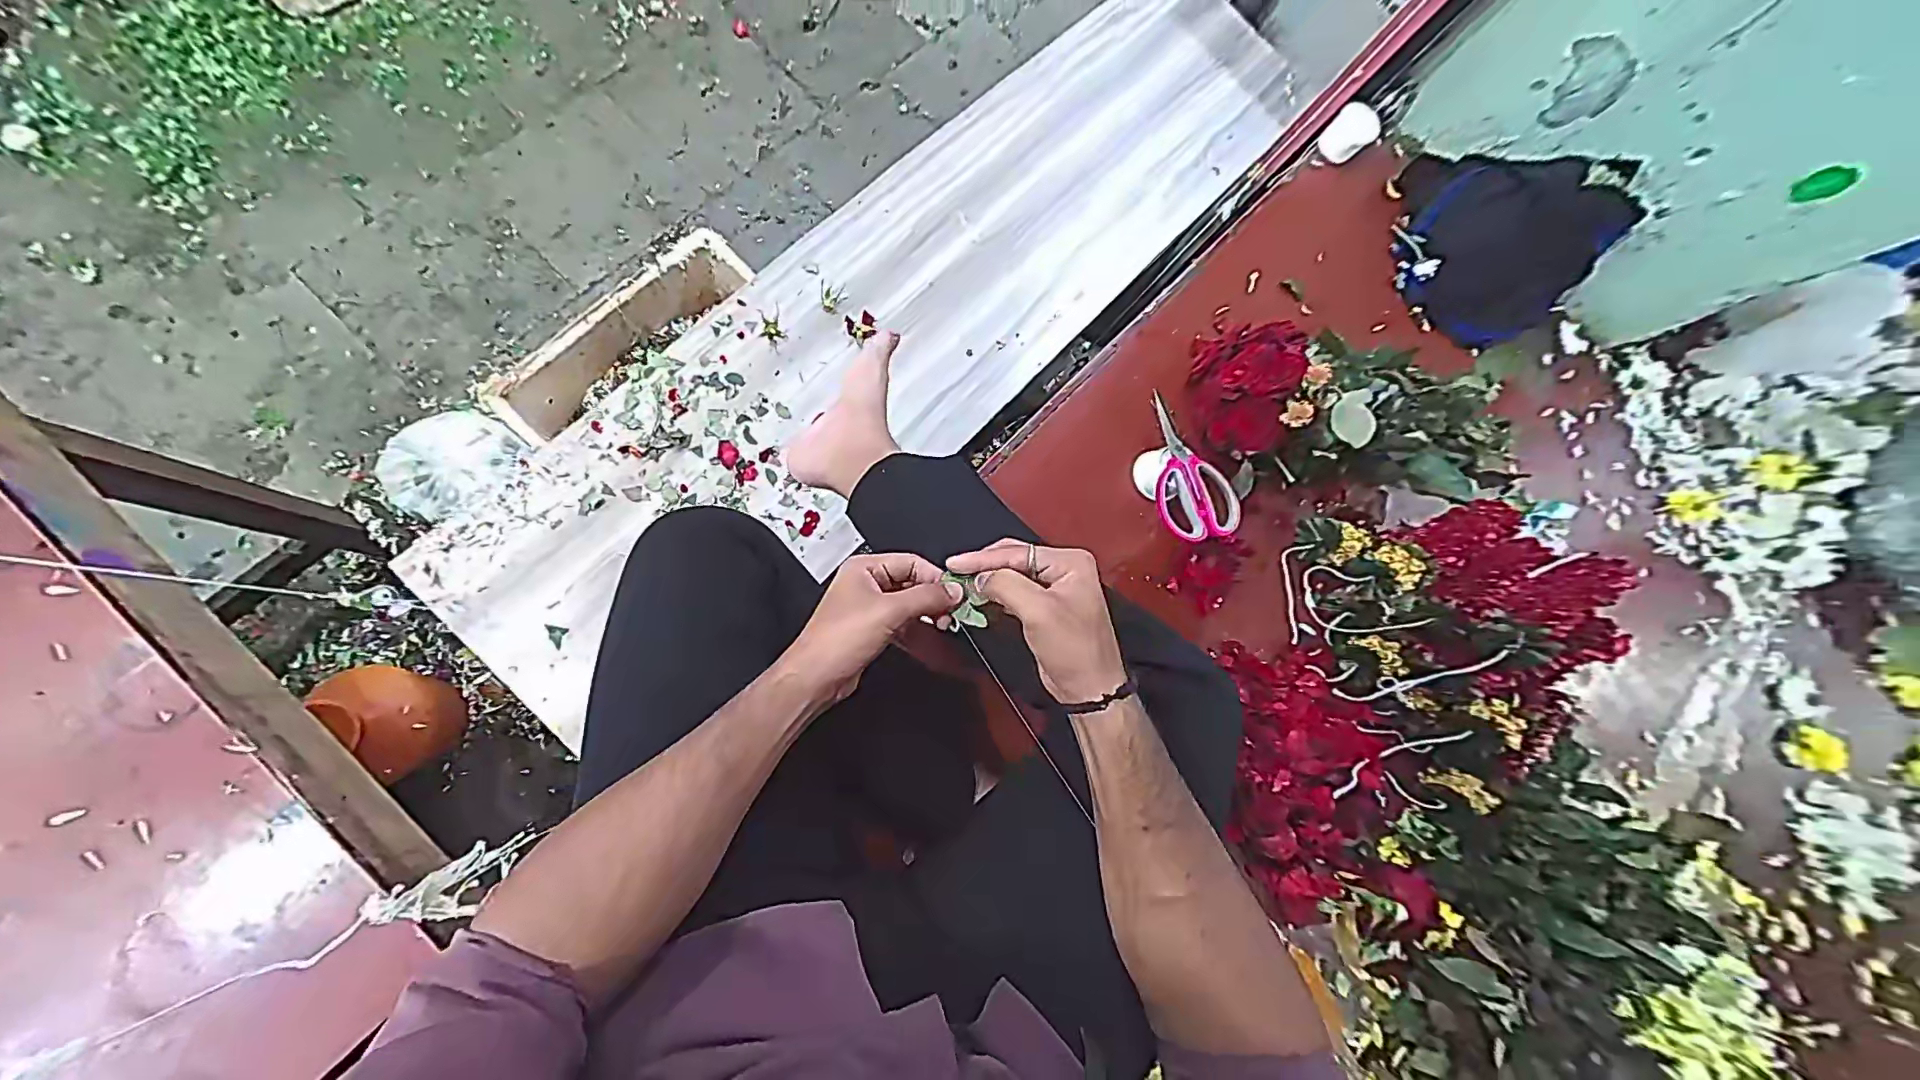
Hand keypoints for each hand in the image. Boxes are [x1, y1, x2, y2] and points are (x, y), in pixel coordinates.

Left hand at [780, 553, 962, 704]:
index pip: (911, 562)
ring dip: (928, 613)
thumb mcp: (888, 611)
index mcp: (864, 568)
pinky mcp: (873, 628)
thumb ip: (925, 597)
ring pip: (909, 603)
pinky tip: (931, 635)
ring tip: (944, 624)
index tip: (954, 593)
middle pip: (912, 582)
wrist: (816, 677)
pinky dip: (918, 628)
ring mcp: (869, 607)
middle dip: (933, 597)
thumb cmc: (835, 641)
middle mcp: (866, 583)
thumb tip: (952, 590)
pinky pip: (903, 622)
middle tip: (951, 610)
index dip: (935, 577)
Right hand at [947, 540, 1127, 705]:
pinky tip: (980, 597)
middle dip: (984, 566)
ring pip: (1013, 575)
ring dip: (988, 580)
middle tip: (955, 571)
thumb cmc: (1076, 651)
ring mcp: (1056, 588)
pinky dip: (996, 594)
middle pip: (1015, 559)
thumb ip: (1007, 586)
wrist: (1089, 688)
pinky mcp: (1047, 606)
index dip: (983, 558)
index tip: (956, 563)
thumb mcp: (1039, 612)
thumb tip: (981, 576)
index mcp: (1071, 562)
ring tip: (962, 583)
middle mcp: (1065, 569)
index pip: (1018, 552)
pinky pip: (1016, 592)